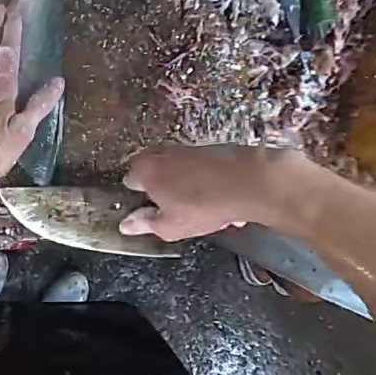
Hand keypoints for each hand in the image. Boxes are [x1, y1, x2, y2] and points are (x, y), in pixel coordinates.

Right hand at [120, 145, 310, 239]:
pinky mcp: (212, 148)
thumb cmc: (204, 206)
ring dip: (187, 189)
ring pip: (180, 172)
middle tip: (175, 213)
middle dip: (163, 192)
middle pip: (155, 174)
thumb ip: (144, 224)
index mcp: (146, 169)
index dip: (139, 199)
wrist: (249, 182)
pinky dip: (207, 183)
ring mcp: (188, 148)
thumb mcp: (170, 227)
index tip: (148, 212)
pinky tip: (221, 201)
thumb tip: (126, 225)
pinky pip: (202, 170)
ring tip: (203, 211)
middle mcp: (163, 153)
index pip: (129, 181)